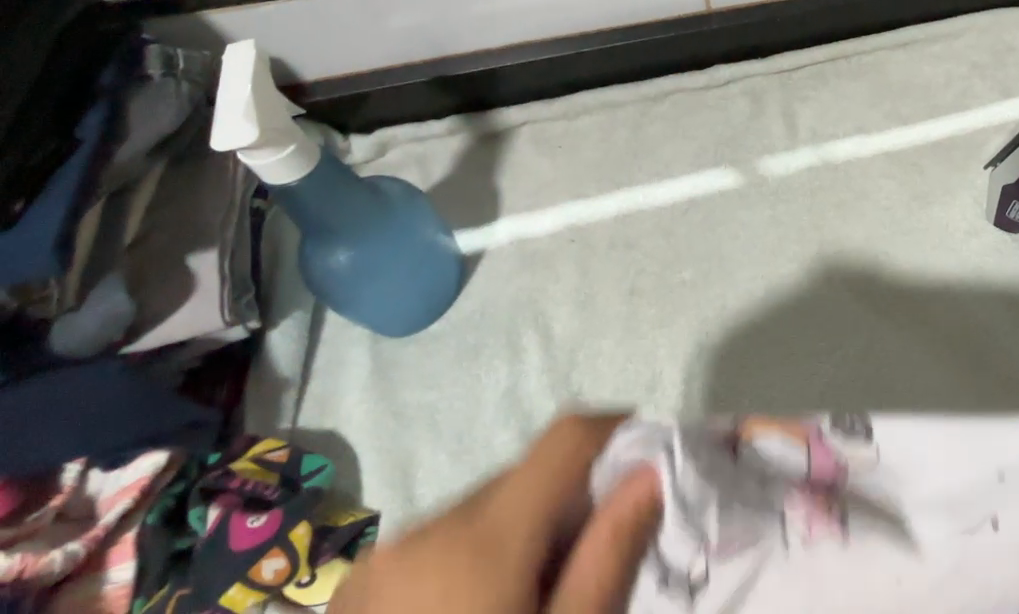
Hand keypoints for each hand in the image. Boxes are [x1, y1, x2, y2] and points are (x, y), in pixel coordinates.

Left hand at [333, 415, 661, 613]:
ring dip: (526, 534)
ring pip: (484, 511)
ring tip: (534, 604)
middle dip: (572, 503)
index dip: (619, 433)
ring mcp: (377, 565)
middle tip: (597, 565)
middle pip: (525, 477)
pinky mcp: (353, 595)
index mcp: (478, 539)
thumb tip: (651, 473)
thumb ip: (612, 553)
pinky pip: (440, 545)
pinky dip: (480, 559)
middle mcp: (422, 531)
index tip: (653, 463)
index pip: (566, 439)